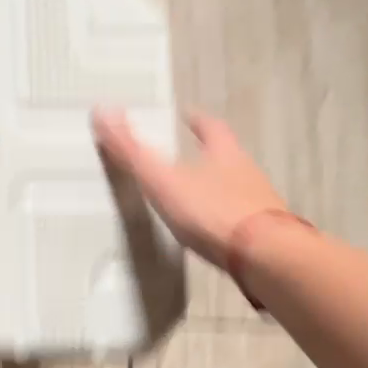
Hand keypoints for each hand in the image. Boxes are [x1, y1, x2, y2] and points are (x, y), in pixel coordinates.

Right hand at [91, 107, 287, 264]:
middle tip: (188, 155)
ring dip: (217, 187)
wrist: (266, 257)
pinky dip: (226, 217)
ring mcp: (260, 204)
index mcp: (224, 154)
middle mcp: (247, 173)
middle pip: (227, 157)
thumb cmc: (211, 211)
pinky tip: (212, 228)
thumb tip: (101, 109)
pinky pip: (243, 218)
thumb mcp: (161, 179)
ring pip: (236, 187)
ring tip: (194, 195)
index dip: (198, 121)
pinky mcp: (266, 234)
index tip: (188, 114)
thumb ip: (130, 150)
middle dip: (208, 154)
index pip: (212, 128)